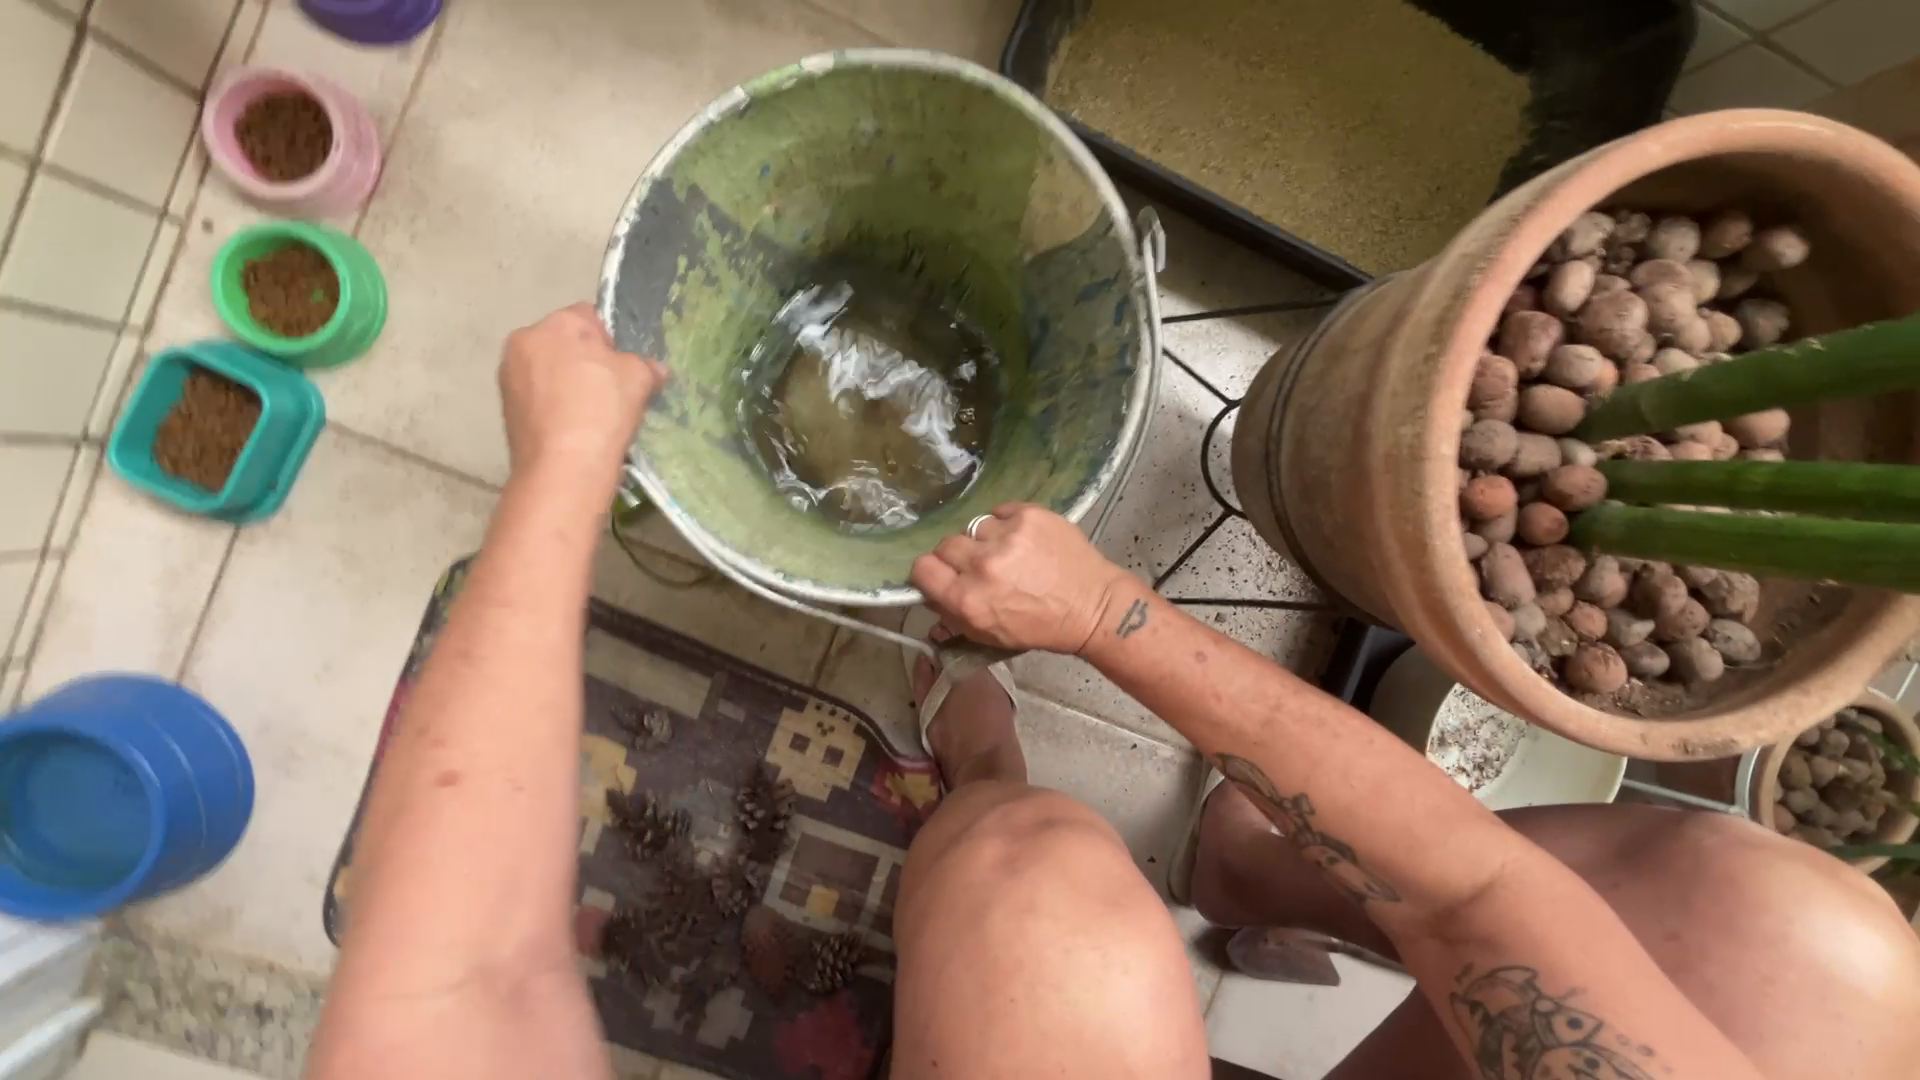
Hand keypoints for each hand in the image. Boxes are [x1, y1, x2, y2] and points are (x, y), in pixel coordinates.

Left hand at [498, 303, 666, 482]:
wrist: (564, 467)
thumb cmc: (603, 411)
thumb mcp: (640, 379)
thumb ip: (647, 365)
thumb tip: (653, 368)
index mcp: (557, 323)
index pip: (590, 317)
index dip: (612, 341)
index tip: (625, 369)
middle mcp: (524, 340)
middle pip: (565, 343)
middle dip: (586, 361)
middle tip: (611, 392)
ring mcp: (508, 375)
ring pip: (549, 371)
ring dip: (568, 384)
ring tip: (591, 414)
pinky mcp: (504, 407)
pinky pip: (538, 396)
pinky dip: (554, 406)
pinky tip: (573, 428)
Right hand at [910, 504, 1130, 654]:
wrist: (1092, 607)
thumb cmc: (1040, 628)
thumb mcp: (988, 636)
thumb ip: (952, 614)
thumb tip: (929, 591)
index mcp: (968, 599)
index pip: (922, 568)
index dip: (929, 572)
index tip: (942, 574)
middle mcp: (983, 565)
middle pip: (945, 545)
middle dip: (958, 557)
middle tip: (979, 566)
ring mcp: (1008, 536)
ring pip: (973, 527)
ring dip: (984, 539)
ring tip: (1007, 553)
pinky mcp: (1029, 515)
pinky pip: (999, 512)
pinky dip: (1006, 524)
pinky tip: (1022, 540)